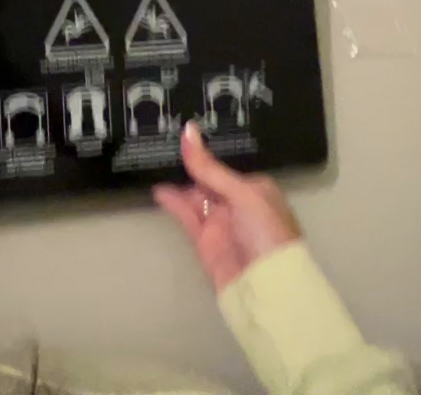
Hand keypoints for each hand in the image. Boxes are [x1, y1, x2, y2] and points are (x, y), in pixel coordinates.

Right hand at [154, 122, 301, 291]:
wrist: (267, 290)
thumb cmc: (265, 232)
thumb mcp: (241, 194)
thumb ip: (209, 167)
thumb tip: (188, 130)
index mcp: (254, 188)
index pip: (224, 165)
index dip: (203, 150)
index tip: (180, 131)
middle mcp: (237, 203)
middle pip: (207, 178)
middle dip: (188, 163)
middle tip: (161, 141)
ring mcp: (220, 222)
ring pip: (194, 195)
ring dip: (177, 180)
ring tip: (153, 161)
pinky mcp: (204, 240)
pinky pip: (187, 215)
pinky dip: (173, 202)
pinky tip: (159, 189)